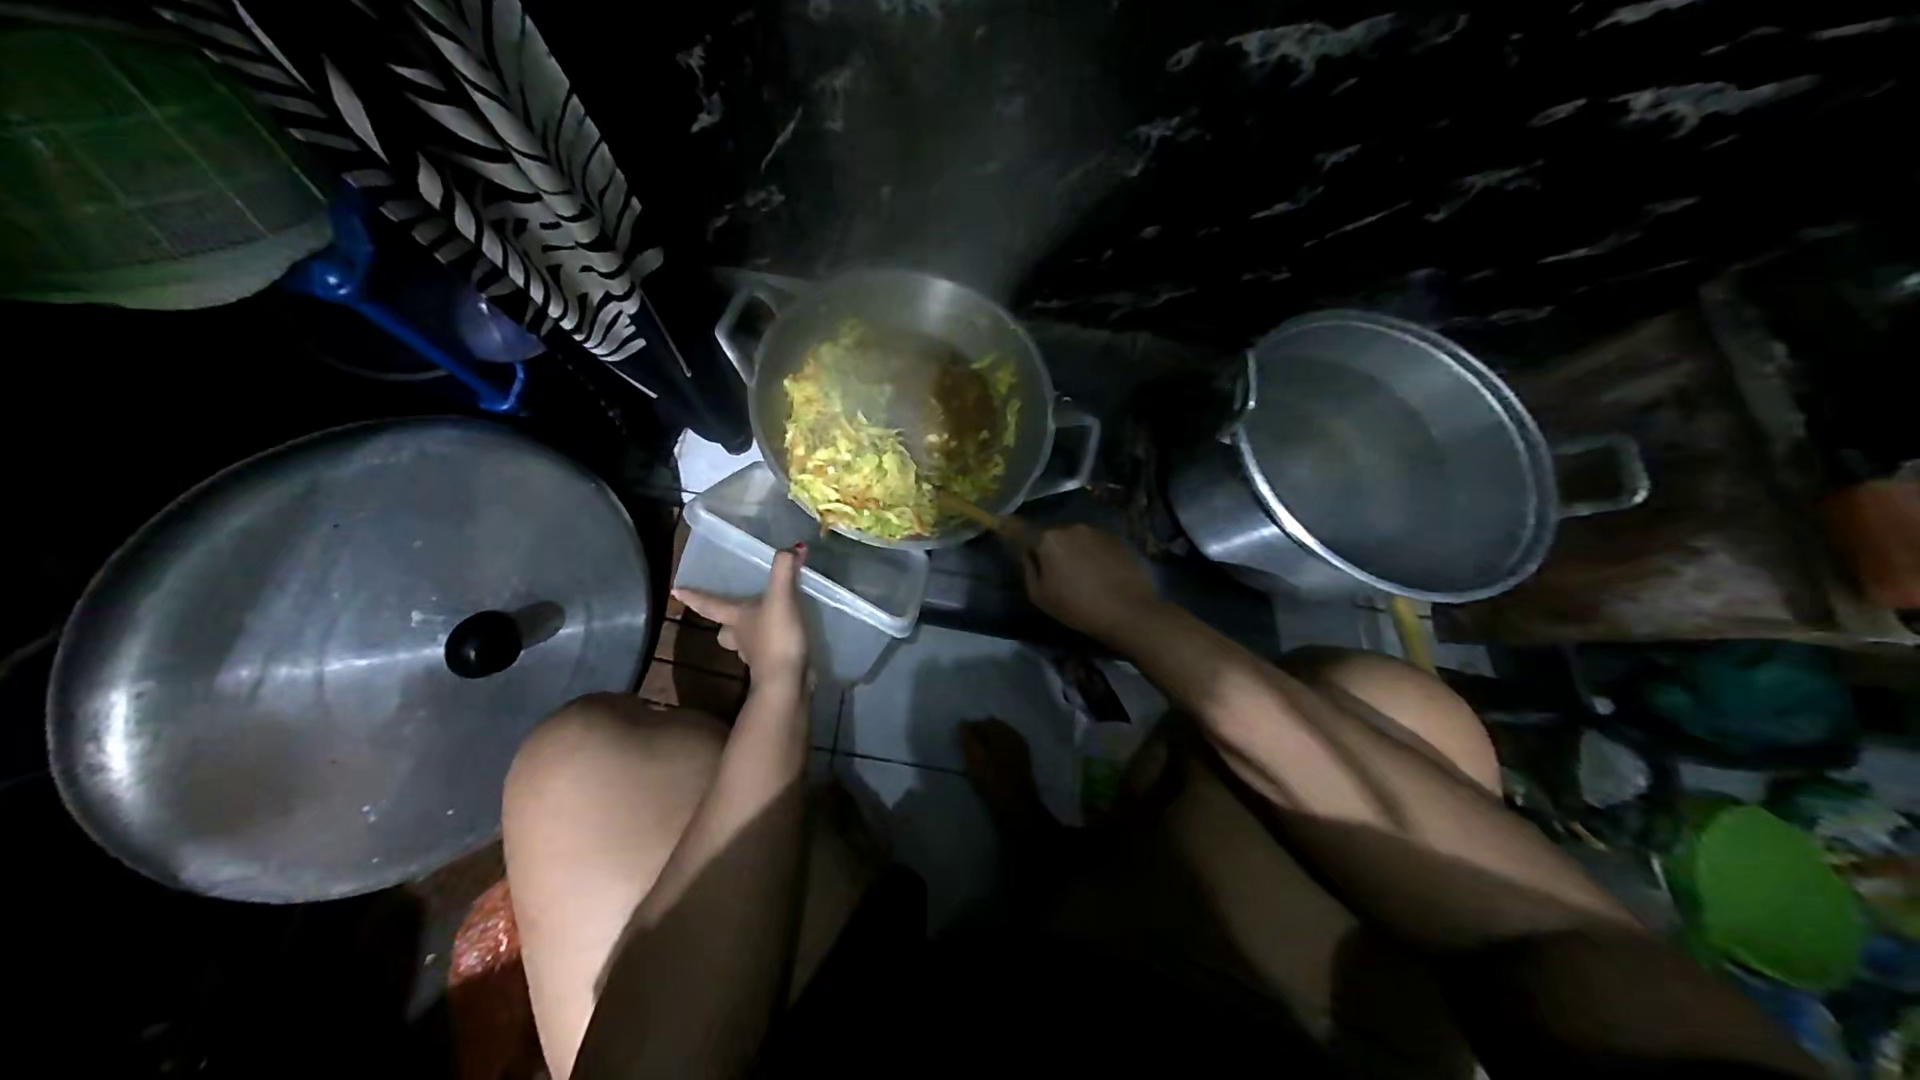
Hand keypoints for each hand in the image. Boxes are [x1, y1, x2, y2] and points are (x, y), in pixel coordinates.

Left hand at [671, 545, 809, 685]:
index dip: (693, 596)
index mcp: (735, 619)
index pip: (709, 605)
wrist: (787, 682)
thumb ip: (784, 570)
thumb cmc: (775, 638)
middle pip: (724, 629)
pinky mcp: (772, 665)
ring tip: (763, 621)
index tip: (675, 591)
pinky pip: (766, 651)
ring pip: (744, 642)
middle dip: (725, 622)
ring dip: (748, 633)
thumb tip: (793, 547)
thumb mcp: (781, 598)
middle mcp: (740, 637)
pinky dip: (772, 644)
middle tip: (730, 613)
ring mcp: (755, 654)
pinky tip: (785, 638)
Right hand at [1020, 524, 1162, 641]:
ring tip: (1082, 578)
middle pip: (1052, 536)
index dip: (1009, 526)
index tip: (999, 521)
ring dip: (1073, 552)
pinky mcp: (1117, 540)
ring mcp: (1097, 532)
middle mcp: (1071, 528)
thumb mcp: (1040, 596)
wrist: (1129, 612)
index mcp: (1048, 540)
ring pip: (1075, 540)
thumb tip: (1026, 552)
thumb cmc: (1078, 607)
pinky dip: (1093, 555)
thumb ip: (1027, 568)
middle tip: (1055, 575)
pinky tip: (1100, 575)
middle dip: (1050, 550)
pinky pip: (1095, 544)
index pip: (1022, 530)